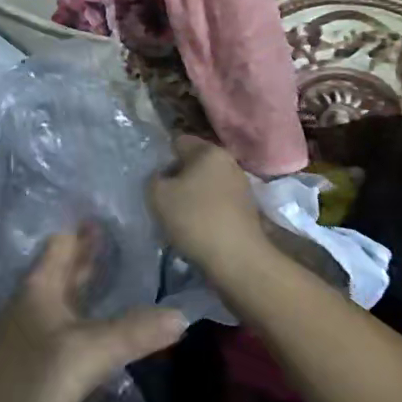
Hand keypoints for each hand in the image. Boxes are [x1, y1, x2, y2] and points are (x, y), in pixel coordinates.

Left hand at [0, 224, 186, 401]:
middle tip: (115, 235)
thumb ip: (135, 331)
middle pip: (62, 267)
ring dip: (83, 282)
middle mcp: (33, 300)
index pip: (63, 243)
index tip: (106, 213)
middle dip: (86, 252)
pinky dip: (80, 311)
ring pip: (62, 294)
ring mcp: (29, 329)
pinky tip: (93, 321)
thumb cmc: (34, 377)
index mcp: (41, 285)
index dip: (83, 228)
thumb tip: (182, 314)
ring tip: (110, 272)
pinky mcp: (31, 358)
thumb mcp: (90, 351)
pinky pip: (61, 321)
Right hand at [148, 135, 268, 274]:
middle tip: (164, 201)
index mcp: (209, 150)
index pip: (178, 142)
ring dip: (192, 197)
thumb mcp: (158, 195)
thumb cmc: (195, 219)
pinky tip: (197, 230)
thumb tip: (162, 177)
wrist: (237, 259)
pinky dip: (206, 212)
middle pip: (193, 164)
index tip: (155, 181)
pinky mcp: (247, 209)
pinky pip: (217, 203)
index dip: (162, 159)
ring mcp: (241, 185)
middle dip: (178, 179)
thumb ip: (153, 178)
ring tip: (179, 220)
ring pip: (206, 184)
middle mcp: (229, 161)